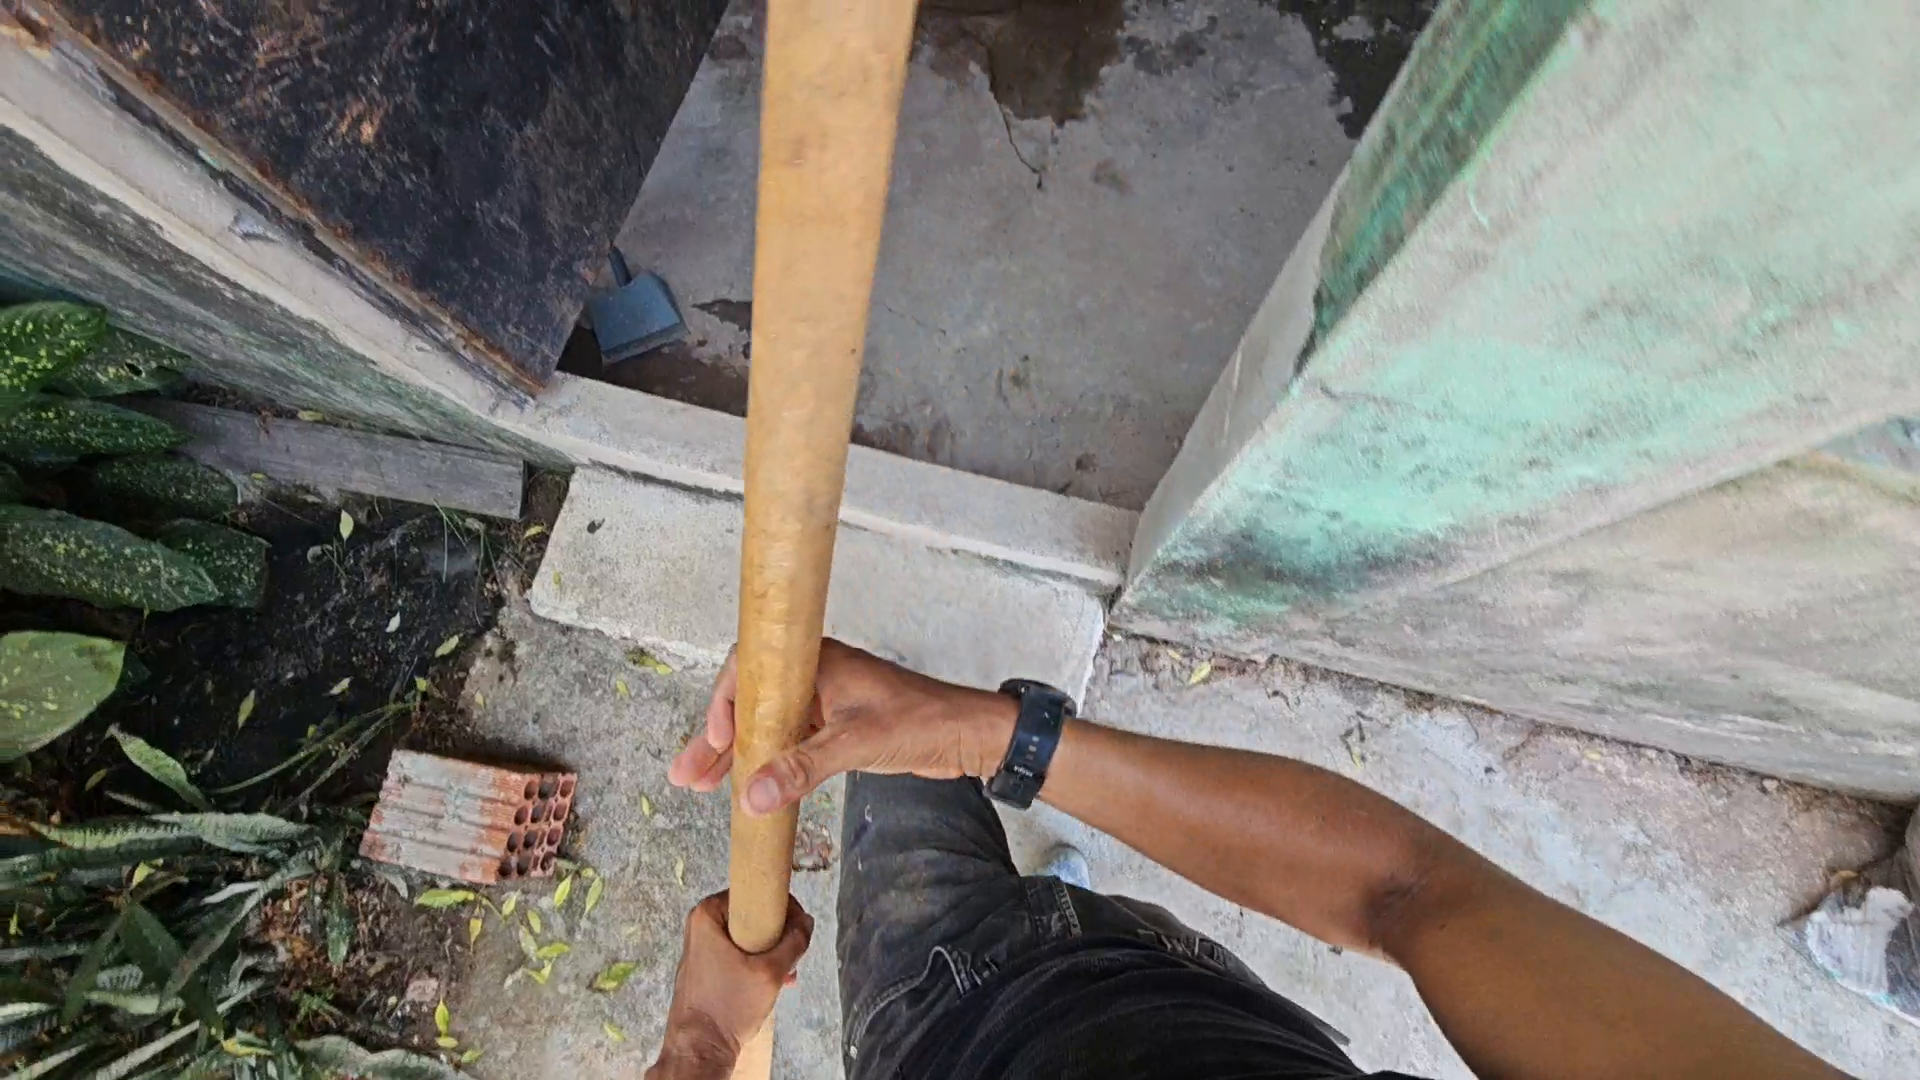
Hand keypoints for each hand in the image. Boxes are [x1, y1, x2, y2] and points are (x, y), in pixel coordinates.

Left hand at [651, 892, 812, 1076]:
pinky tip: (775, 981)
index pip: (756, 893)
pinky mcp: (704, 966)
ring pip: (748, 935)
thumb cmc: (728, 1007)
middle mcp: (701, 924)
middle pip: (753, 915)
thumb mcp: (771, 972)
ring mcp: (701, 946)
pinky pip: (738, 952)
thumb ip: (795, 941)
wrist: (698, 1052)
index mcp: (708, 913)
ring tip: (787, 972)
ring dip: (771, 951)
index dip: (782, 908)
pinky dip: (757, 963)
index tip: (796, 927)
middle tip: (791, 954)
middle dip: (778, 934)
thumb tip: (807, 921)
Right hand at [667, 639, 1015, 815]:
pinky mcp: (835, 724)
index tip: (714, 740)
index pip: (752, 666)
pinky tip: (747, 784)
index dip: (725, 701)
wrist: (964, 734)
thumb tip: (749, 796)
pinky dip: (767, 760)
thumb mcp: (857, 743)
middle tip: (686, 774)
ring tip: (700, 785)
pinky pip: (789, 739)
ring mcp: (825, 700)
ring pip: (768, 723)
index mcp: (818, 660)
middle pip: (752, 700)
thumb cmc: (920, 722)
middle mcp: (816, 675)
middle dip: (717, 737)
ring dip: (737, 752)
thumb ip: (803, 767)